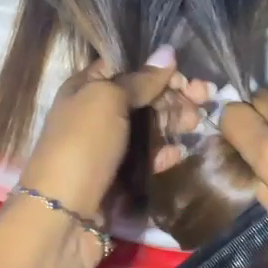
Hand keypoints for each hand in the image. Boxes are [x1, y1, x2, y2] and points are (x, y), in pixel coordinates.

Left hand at [17, 47, 206, 218]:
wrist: (62, 216)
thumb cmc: (82, 146)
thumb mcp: (107, 100)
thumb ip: (139, 79)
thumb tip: (167, 52)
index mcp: (85, 88)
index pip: (126, 68)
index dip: (156, 69)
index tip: (185, 73)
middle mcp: (95, 114)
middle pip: (141, 98)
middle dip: (173, 95)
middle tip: (205, 97)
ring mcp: (108, 148)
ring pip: (147, 128)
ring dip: (174, 122)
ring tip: (197, 122)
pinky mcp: (119, 178)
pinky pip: (146, 160)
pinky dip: (164, 154)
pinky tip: (180, 153)